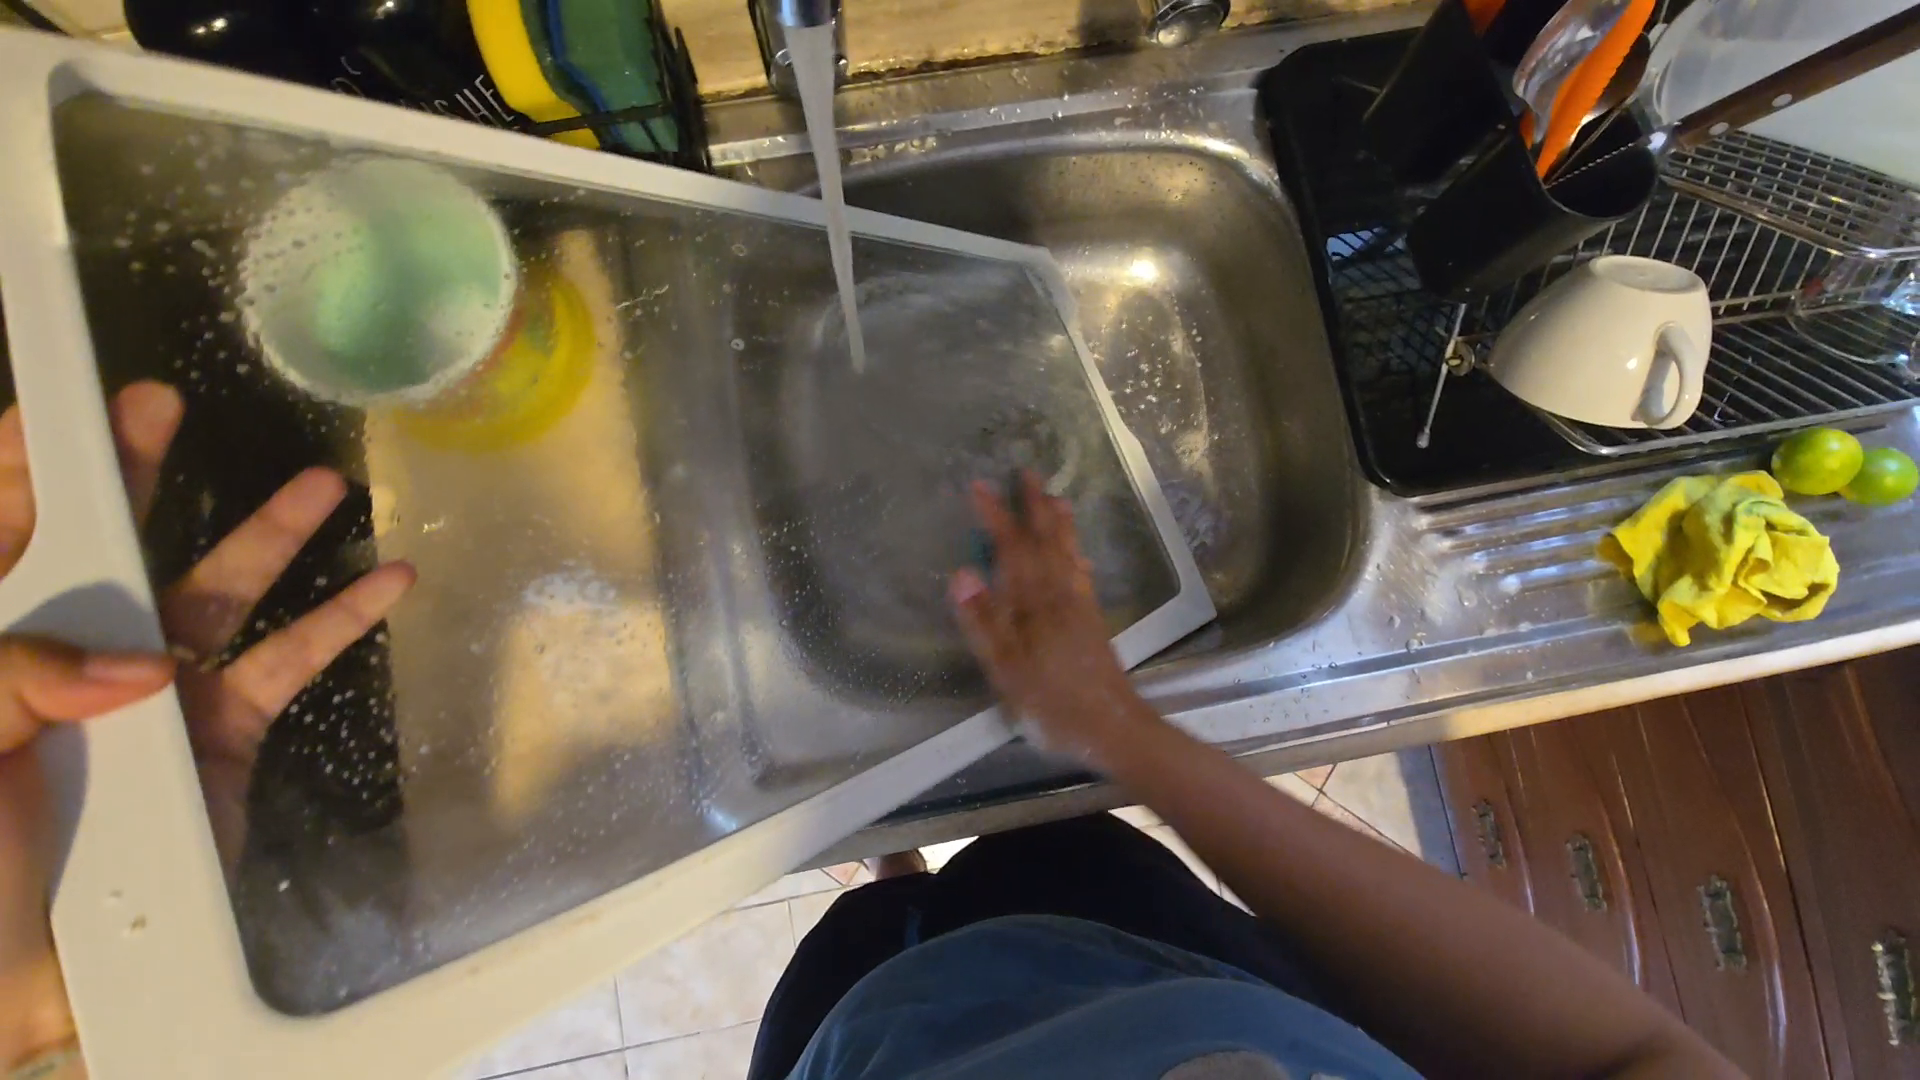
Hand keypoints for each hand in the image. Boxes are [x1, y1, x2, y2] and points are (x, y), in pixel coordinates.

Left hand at [0, 381, 414, 1069]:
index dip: (21, 469)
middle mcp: (71, 655)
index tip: (56, 408)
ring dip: (273, 538)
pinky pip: (291, 662)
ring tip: (326, 485)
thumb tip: (151, 664)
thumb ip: (17, 686)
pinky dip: (342, 622)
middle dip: (134, 476)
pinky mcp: (228, 729)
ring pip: (218, 594)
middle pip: (106, 546)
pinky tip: (389, 583)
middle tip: (162, 406)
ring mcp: (157, 691)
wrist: (29, 974)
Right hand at [948, 471, 1162, 765]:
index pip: (1012, 548)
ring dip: (1059, 523)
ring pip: (1067, 553)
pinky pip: (1081, 574)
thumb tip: (962, 573)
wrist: (1112, 726)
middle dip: (1034, 506)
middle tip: (1028, 472)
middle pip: (1045, 541)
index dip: (996, 515)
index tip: (980, 485)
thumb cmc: (1052, 701)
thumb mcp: (1006, 669)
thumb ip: (983, 621)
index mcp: (1034, 603)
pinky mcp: (1093, 621)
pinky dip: (1076, 554)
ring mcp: (1079, 606)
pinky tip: (1077, 554)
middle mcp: (1059, 595)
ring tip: (1056, 498)